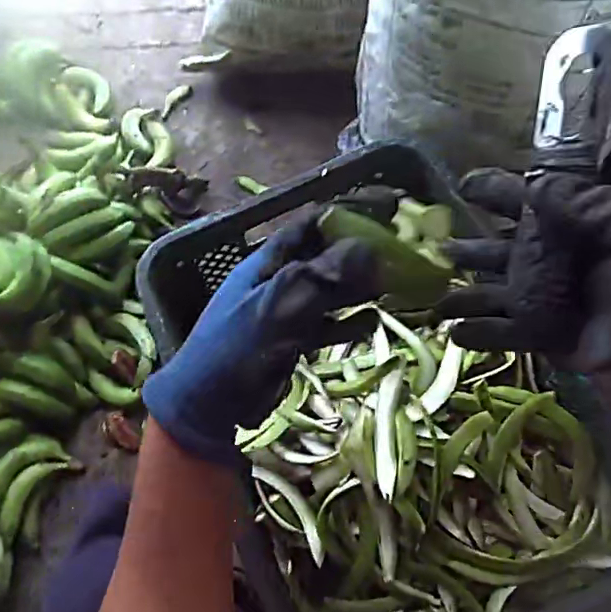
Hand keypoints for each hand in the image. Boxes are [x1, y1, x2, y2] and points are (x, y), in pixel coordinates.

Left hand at [143, 214, 379, 463]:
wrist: (208, 403)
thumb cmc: (236, 348)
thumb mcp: (278, 306)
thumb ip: (321, 277)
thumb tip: (368, 246)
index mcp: (268, 262)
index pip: (313, 225)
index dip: (348, 213)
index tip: (387, 208)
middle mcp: (279, 280)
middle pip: (326, 256)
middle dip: (361, 251)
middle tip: (401, 250)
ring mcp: (285, 311)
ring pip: (330, 291)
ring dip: (359, 287)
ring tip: (394, 284)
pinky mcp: (291, 341)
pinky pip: (326, 325)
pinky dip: (348, 323)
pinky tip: (373, 322)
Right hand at [438, 170, 610, 389]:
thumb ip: (591, 205)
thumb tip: (536, 182)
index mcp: (573, 230)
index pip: (527, 204)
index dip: (496, 192)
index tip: (466, 184)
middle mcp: (550, 262)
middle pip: (498, 250)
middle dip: (468, 248)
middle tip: (439, 246)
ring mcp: (542, 301)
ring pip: (491, 292)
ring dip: (463, 293)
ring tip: (435, 296)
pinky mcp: (541, 337)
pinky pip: (502, 334)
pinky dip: (478, 334)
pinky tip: (455, 333)